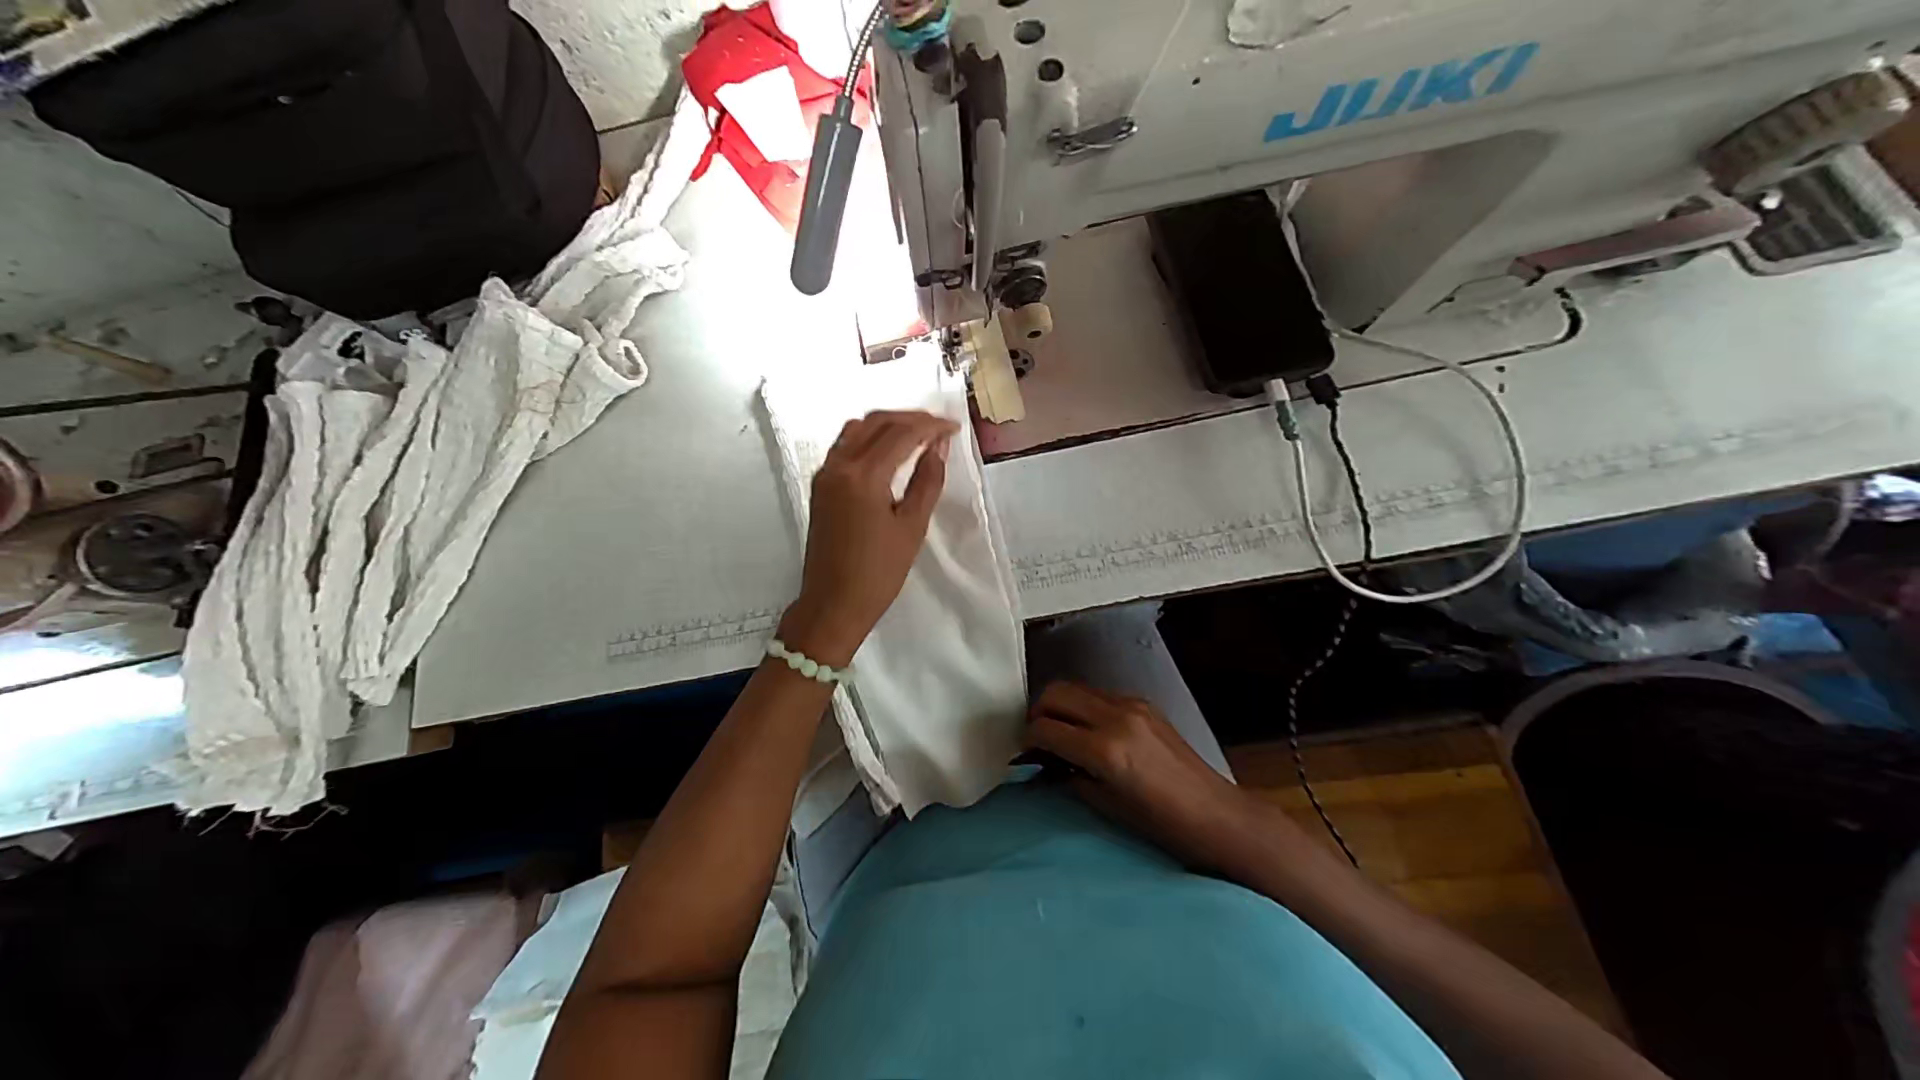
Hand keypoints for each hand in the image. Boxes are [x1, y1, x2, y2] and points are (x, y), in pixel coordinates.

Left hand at [778, 410, 959, 666]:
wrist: (833, 604)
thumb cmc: (878, 573)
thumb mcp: (912, 527)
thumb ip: (927, 481)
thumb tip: (938, 447)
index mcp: (863, 476)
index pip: (901, 433)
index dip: (930, 426)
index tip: (953, 427)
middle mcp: (839, 465)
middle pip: (877, 422)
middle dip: (910, 418)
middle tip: (939, 427)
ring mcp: (825, 474)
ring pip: (857, 429)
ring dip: (888, 423)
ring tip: (917, 434)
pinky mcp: (821, 485)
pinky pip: (845, 445)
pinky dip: (870, 437)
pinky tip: (889, 450)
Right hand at [1024, 682, 1280, 876]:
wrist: (1215, 814)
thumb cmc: (1160, 823)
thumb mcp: (1105, 804)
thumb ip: (1069, 775)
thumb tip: (1043, 762)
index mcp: (1105, 749)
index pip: (1046, 728)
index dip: (1027, 741)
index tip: (1024, 755)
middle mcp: (1116, 717)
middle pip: (1056, 693)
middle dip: (1038, 713)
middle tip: (1036, 739)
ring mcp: (1132, 705)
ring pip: (1076, 688)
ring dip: (1060, 706)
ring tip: (1060, 734)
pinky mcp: (1144, 703)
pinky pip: (1100, 695)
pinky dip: (1084, 707)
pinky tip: (1088, 732)